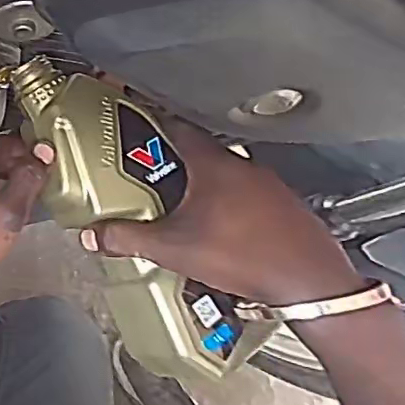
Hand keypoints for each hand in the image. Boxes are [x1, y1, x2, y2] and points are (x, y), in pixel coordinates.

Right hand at [80, 119, 361, 304]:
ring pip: (221, 173)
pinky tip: (211, 225)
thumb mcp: (171, 249)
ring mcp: (267, 187)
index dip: (152, 121)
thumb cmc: (248, 256)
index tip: (137, 119)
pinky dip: (221, 201)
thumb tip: (95, 235)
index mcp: (214, 167)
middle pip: (197, 151)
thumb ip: (126, 238)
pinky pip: (242, 193)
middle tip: (145, 172)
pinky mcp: (281, 208)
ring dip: (196, 182)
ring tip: (174, 203)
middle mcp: (243, 169)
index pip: (177, 127)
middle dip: (168, 160)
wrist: (309, 285)